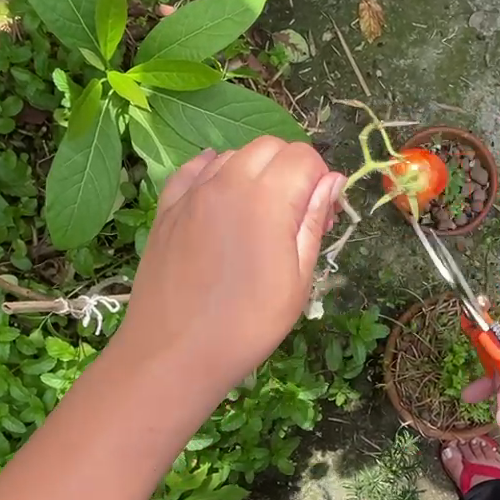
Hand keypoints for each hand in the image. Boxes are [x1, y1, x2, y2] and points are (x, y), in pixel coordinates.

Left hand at [111, 138, 342, 392]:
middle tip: (294, 216)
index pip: (305, 157)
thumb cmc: (248, 325)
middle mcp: (227, 181)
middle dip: (291, 169)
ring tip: (258, 217)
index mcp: (267, 198)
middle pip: (270, 146)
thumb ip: (313, 222)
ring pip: (233, 154)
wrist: (175, 353)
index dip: (321, 181)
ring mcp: (192, 191)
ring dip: (254, 172)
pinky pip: (195, 169)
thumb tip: (333, 180)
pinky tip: (221, 198)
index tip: (322, 216)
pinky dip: (215, 173)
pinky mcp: (166, 207)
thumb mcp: (298, 280)